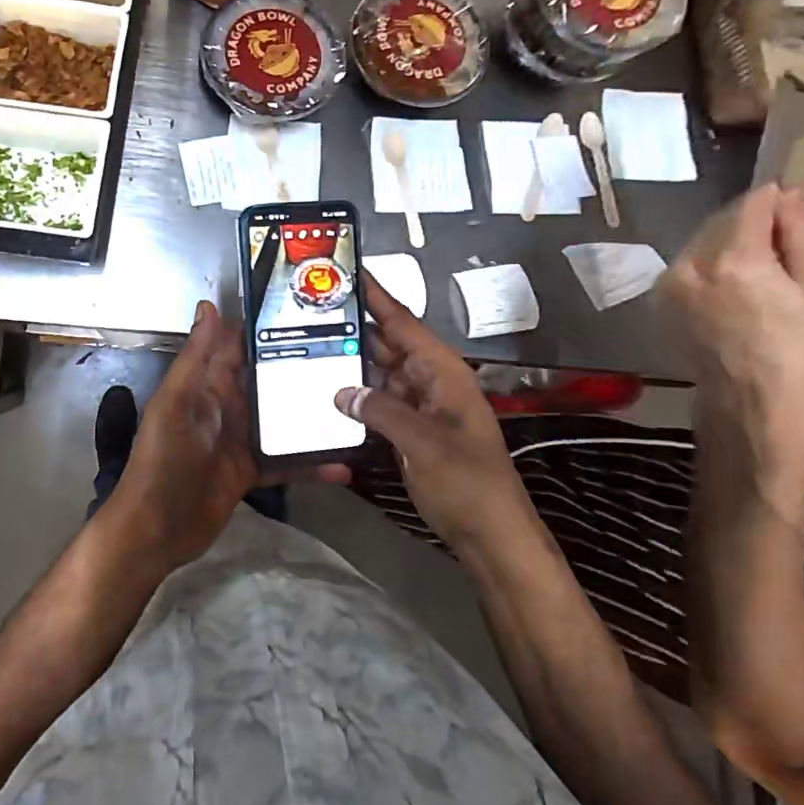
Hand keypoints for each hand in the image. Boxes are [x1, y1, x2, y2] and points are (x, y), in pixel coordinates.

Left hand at [100, 301, 348, 571]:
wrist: (155, 530)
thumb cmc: (160, 462)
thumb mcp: (174, 405)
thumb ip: (194, 359)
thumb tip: (208, 307)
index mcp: (204, 387)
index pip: (236, 349)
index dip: (263, 331)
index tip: (304, 315)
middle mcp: (225, 409)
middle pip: (264, 382)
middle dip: (298, 369)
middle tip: (346, 357)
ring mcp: (239, 441)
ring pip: (280, 420)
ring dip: (309, 414)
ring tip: (352, 404)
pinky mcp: (249, 472)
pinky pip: (284, 462)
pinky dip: (310, 463)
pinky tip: (341, 464)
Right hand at [332, 271, 524, 551]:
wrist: (491, 534)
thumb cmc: (466, 482)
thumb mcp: (423, 442)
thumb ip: (380, 410)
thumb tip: (341, 391)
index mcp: (443, 372)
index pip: (403, 323)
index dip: (377, 295)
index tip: (350, 269)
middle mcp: (432, 381)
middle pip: (389, 345)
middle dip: (356, 327)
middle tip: (313, 311)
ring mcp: (422, 407)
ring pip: (381, 374)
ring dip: (353, 363)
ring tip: (312, 345)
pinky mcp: (412, 430)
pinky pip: (380, 402)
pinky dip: (358, 397)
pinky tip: (330, 391)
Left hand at [659, 185, 803, 495]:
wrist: (754, 407)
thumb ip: (803, 235)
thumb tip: (785, 197)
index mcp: (731, 261)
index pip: (749, 205)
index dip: (776, 199)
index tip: (798, 202)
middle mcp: (688, 266)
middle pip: (720, 221)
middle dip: (753, 221)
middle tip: (789, 238)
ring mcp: (667, 285)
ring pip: (700, 241)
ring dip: (730, 241)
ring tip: (767, 267)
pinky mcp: (661, 302)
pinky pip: (688, 265)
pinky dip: (712, 264)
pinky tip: (739, 286)